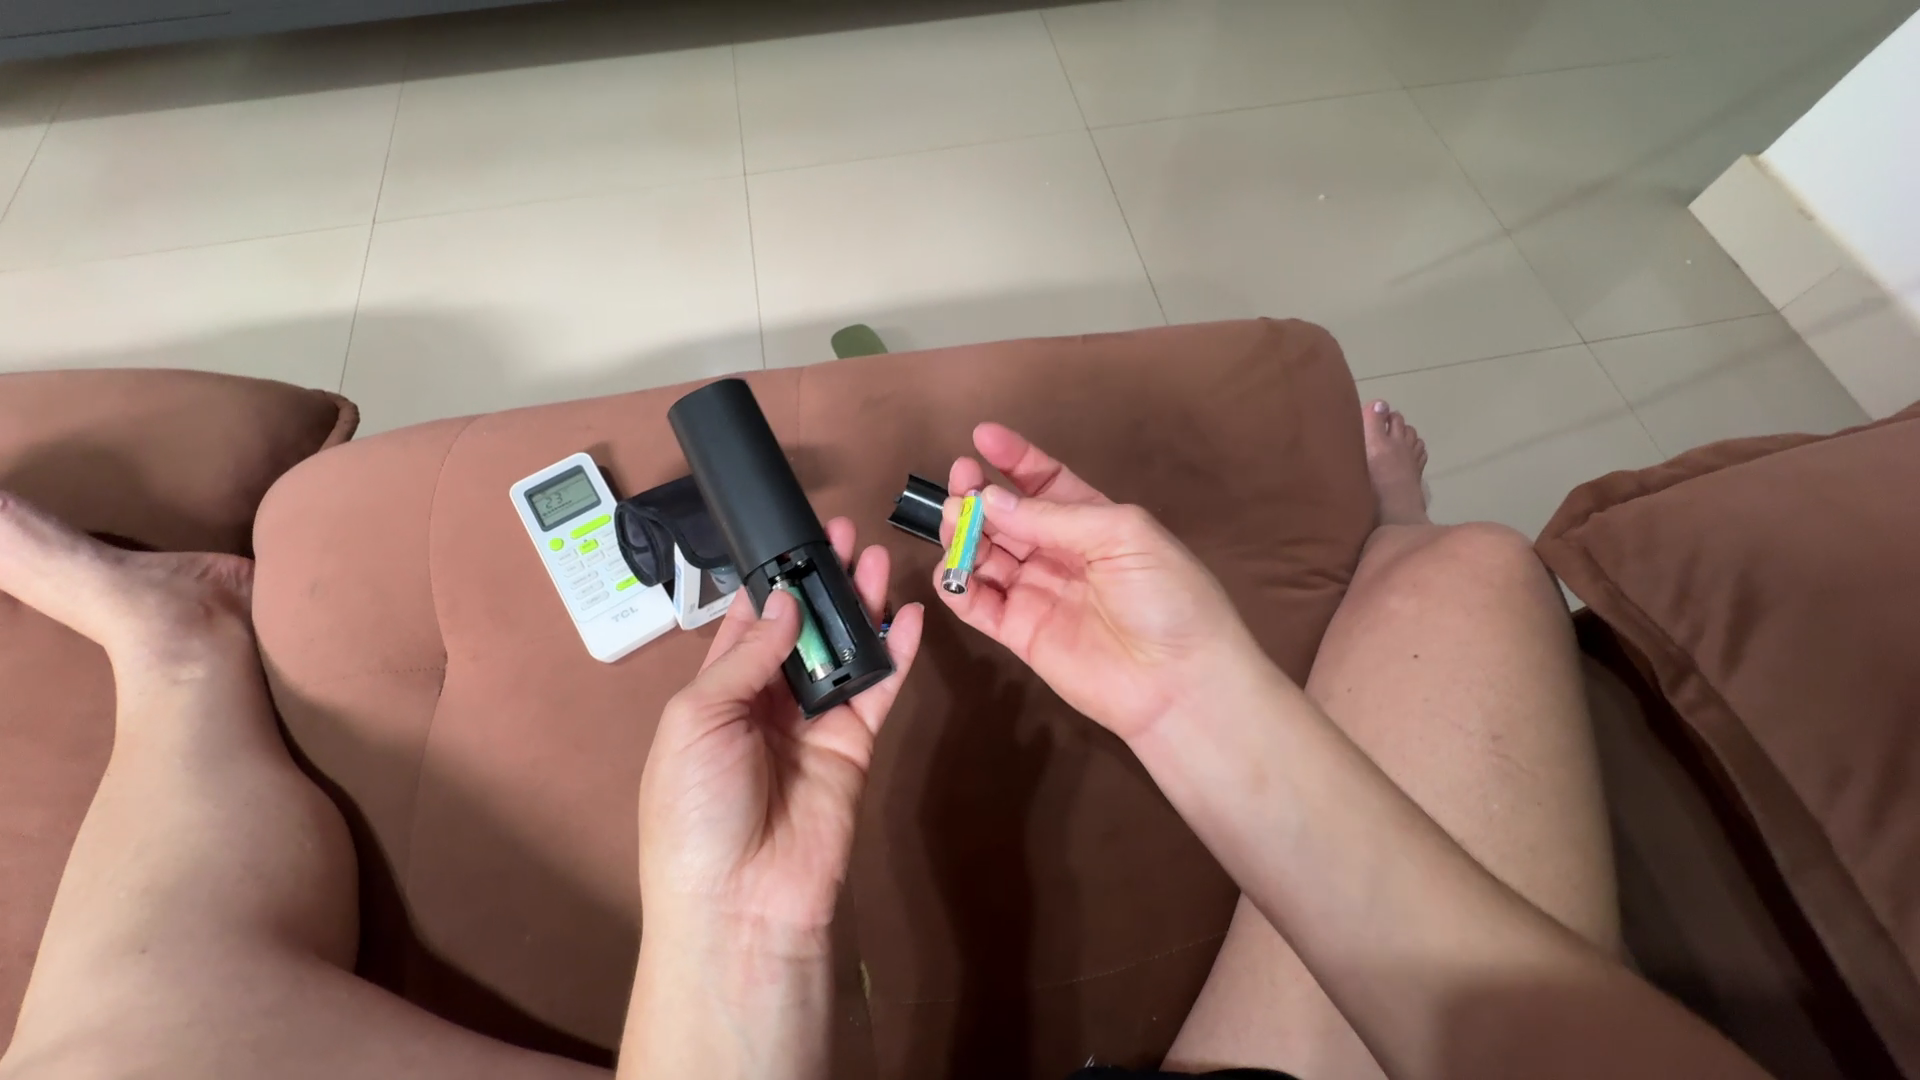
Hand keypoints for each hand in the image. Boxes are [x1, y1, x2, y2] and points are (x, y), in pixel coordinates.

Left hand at [637, 517, 923, 933]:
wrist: (742, 899)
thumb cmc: (697, 806)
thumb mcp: (697, 721)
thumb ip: (747, 657)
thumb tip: (786, 602)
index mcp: (718, 692)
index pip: (750, 624)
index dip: (772, 582)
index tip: (795, 540)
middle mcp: (768, 700)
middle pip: (803, 629)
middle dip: (821, 583)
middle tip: (845, 536)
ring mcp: (815, 720)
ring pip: (845, 650)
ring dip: (861, 606)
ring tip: (877, 559)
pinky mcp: (856, 742)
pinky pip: (879, 688)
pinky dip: (896, 653)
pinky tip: (908, 616)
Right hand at [937, 423, 1255, 741]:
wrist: (1179, 680)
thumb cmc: (1167, 597)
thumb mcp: (1122, 535)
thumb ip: (1054, 516)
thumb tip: (990, 499)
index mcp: (1092, 522)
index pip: (1045, 482)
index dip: (1014, 459)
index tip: (982, 437)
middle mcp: (1060, 553)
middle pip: (1007, 517)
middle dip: (979, 495)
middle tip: (959, 480)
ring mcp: (1037, 592)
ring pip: (985, 555)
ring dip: (963, 534)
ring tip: (953, 520)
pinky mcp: (1019, 633)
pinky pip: (977, 603)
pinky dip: (957, 584)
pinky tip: (951, 569)